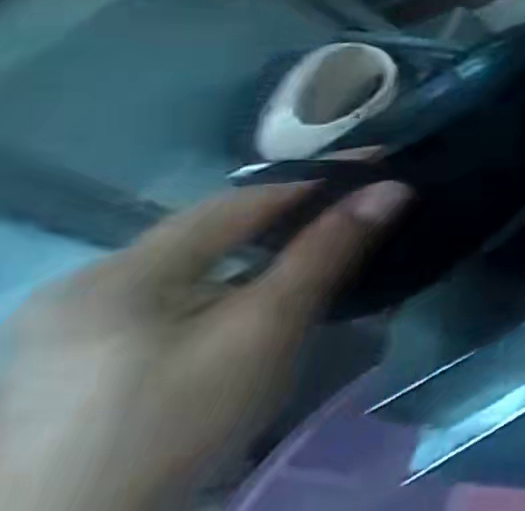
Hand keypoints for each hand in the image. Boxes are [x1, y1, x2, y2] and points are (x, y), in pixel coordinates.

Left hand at [0, 180, 409, 510]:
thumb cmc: (175, 423)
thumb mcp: (265, 332)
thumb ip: (327, 252)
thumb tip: (393, 187)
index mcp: (121, 270)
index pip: (243, 199)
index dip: (321, 176)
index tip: (387, 160)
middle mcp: (86, 280)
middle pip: (215, 227)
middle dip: (293, 209)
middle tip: (366, 199)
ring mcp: (71, 321)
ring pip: (196, 259)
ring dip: (264, 244)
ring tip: (329, 237)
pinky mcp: (76, 355)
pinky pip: (176, 288)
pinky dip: (231, 276)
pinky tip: (261, 290)